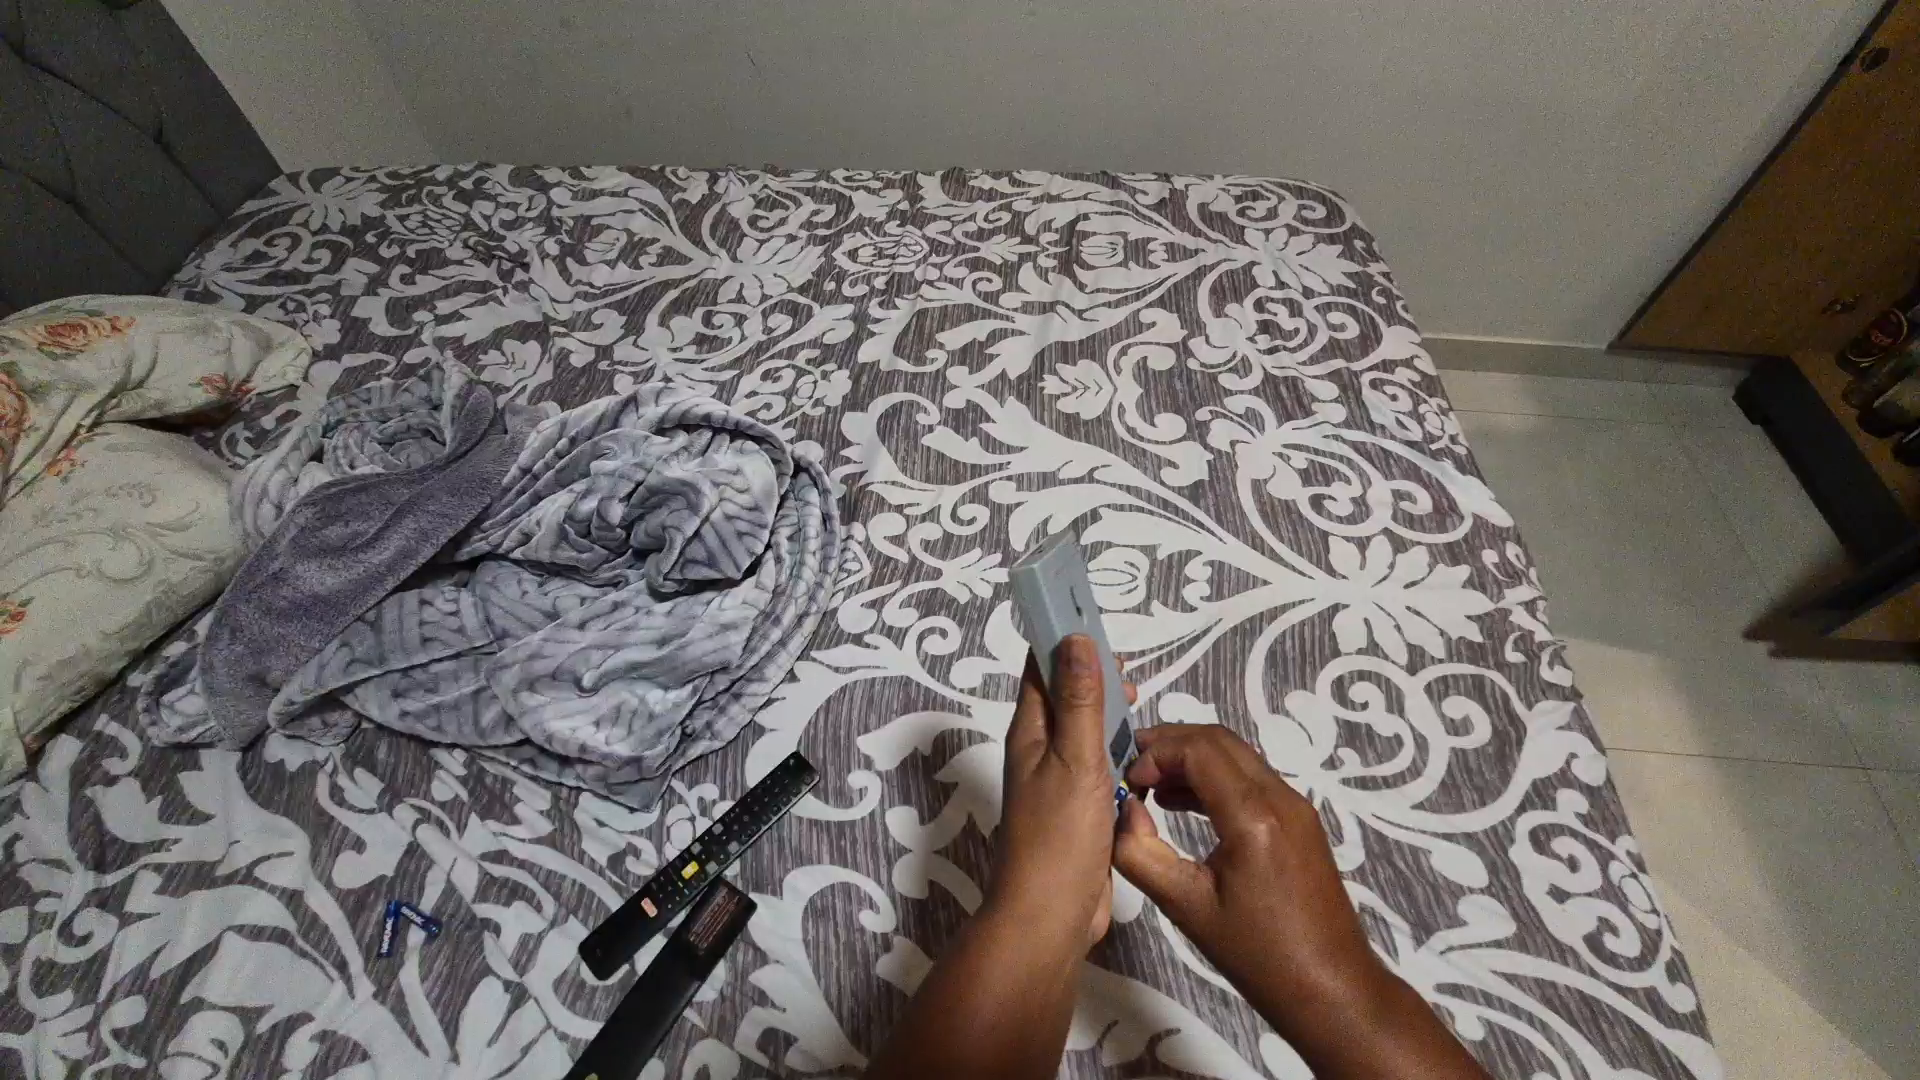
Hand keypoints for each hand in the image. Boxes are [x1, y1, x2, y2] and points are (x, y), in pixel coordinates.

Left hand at [992, 635, 1135, 948]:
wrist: (1051, 916)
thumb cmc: (1059, 834)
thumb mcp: (1074, 759)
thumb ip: (1079, 701)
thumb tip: (1075, 638)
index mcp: (1030, 731)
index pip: (1040, 669)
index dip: (1062, 640)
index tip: (1090, 618)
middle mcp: (1039, 749)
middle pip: (1065, 696)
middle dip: (1091, 674)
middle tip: (1127, 667)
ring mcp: (1058, 779)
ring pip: (1084, 731)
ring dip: (1107, 712)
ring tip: (1137, 701)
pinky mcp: (1078, 806)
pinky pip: (1098, 764)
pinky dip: (1117, 749)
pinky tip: (1141, 752)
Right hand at [1111, 724, 1385, 1037]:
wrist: (1335, 993)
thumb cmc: (1258, 956)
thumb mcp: (1185, 907)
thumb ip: (1140, 853)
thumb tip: (1124, 810)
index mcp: (1253, 817)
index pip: (1197, 750)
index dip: (1156, 753)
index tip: (1129, 781)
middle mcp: (1280, 798)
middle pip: (1217, 739)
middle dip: (1170, 744)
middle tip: (1133, 764)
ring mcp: (1295, 806)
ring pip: (1235, 754)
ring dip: (1191, 758)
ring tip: (1151, 784)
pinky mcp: (1299, 820)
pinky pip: (1250, 777)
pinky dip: (1213, 776)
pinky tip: (1183, 803)